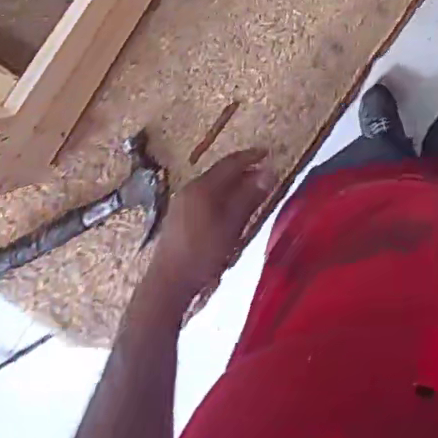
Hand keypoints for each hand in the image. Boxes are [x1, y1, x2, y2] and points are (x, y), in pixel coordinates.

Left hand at [143, 148, 272, 302]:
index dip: (251, 156)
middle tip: (265, 171)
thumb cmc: (203, 254)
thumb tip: (270, 171)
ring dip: (233, 183)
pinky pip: (205, 195)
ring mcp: (181, 203)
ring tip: (252, 188)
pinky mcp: (178, 216)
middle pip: (220, 172)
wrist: (167, 285)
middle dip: (244, 170)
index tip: (269, 152)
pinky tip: (231, 207)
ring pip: (212, 184)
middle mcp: (189, 189)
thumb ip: (250, 196)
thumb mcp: (232, 224)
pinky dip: (222, 194)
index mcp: (202, 187)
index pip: (230, 163)